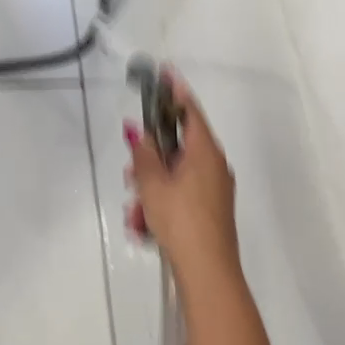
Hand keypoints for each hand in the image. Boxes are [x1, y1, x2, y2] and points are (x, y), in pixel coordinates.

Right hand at [124, 70, 241, 288]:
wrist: (208, 272)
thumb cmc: (180, 219)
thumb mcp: (152, 183)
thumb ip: (143, 153)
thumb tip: (136, 130)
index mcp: (205, 152)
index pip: (189, 110)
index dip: (174, 91)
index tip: (164, 72)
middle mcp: (213, 166)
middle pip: (175, 147)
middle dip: (147, 161)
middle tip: (130, 177)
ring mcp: (213, 191)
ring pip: (172, 175)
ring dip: (149, 189)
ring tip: (135, 215)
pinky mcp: (209, 212)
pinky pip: (178, 196)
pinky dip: (159, 206)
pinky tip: (144, 229)